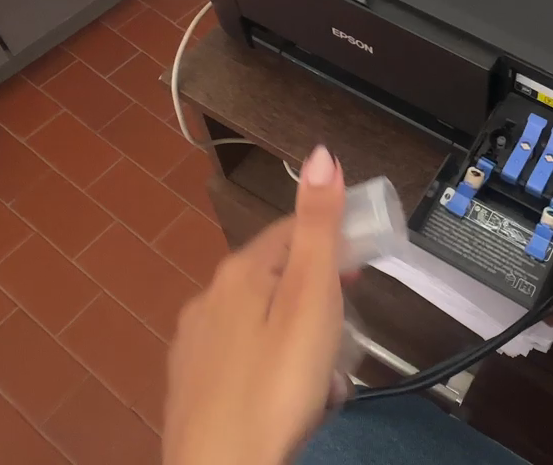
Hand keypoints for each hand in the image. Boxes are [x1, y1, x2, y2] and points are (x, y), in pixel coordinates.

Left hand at [164, 145, 345, 464]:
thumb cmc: (277, 385)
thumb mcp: (311, 297)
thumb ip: (318, 226)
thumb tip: (321, 153)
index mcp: (238, 271)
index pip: (293, 230)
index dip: (332, 243)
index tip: (362, 270)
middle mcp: (208, 299)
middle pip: (278, 277)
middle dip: (318, 296)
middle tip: (346, 330)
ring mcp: (194, 348)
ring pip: (262, 321)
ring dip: (297, 335)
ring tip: (323, 374)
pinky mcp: (190, 391)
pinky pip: (244, 359)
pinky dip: (271, 367)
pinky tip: (288, 400)